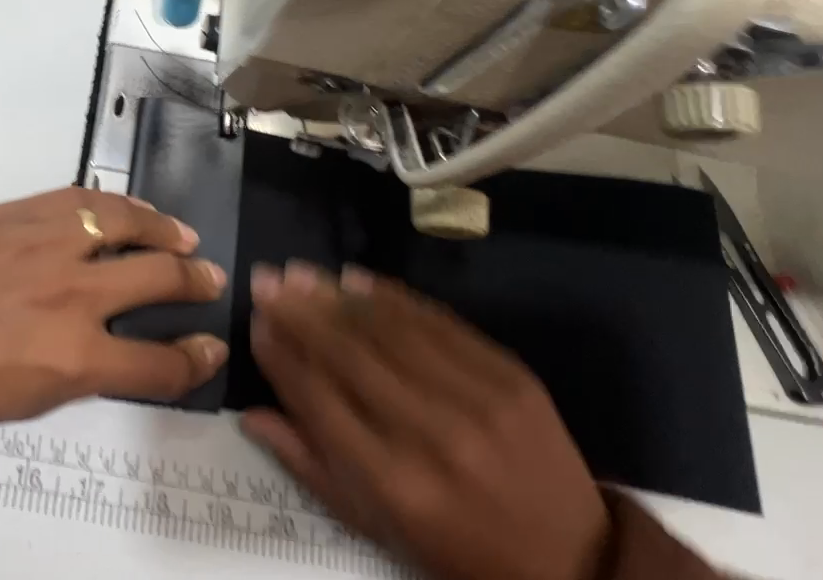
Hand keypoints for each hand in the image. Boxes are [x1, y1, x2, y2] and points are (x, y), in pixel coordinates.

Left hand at [0, 187, 229, 423]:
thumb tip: (128, 347)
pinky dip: (117, 205)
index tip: (210, 348)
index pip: (159, 362)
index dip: (195, 359)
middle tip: (210, 280)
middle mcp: (72, 293)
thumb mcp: (32, 399)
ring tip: (184, 238)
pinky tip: (130, 212)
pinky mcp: (22, 212)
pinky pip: (84, 199)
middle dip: (197, 282)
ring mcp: (47, 243)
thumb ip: (90, 370)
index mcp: (74, 356)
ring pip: (128, 222)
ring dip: (165, 231)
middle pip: (159, 279)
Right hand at [243, 263, 609, 579]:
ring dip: (337, 296)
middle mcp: (430, 434)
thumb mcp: (375, 527)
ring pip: (388, 330)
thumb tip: (250, 413)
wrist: (572, 561)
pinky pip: (438, 322)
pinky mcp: (510, 374)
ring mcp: (476, 398)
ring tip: (300, 271)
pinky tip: (357, 278)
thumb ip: (308, 466)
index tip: (255, 322)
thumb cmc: (456, 551)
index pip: (318, 398)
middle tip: (265, 278)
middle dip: (299, 312)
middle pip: (348, 355)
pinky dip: (392, 296)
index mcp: (392, 482)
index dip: (281, 354)